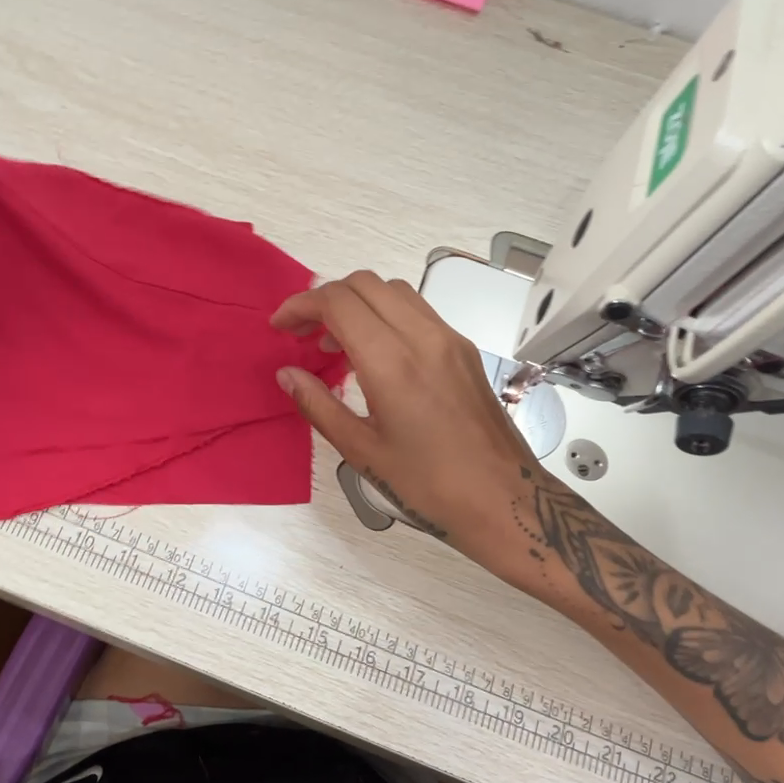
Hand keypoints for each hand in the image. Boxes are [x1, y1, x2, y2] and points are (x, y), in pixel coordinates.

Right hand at [270, 271, 571, 579]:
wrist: (502, 498)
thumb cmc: (427, 485)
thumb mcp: (361, 451)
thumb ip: (318, 405)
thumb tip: (288, 374)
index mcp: (392, 363)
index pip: (339, 302)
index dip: (301, 306)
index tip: (280, 327)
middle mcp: (423, 338)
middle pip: (365, 284)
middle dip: (325, 298)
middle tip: (301, 333)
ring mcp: (449, 340)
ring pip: (394, 291)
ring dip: (356, 303)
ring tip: (333, 343)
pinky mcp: (464, 350)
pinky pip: (417, 312)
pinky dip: (383, 315)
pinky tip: (371, 354)